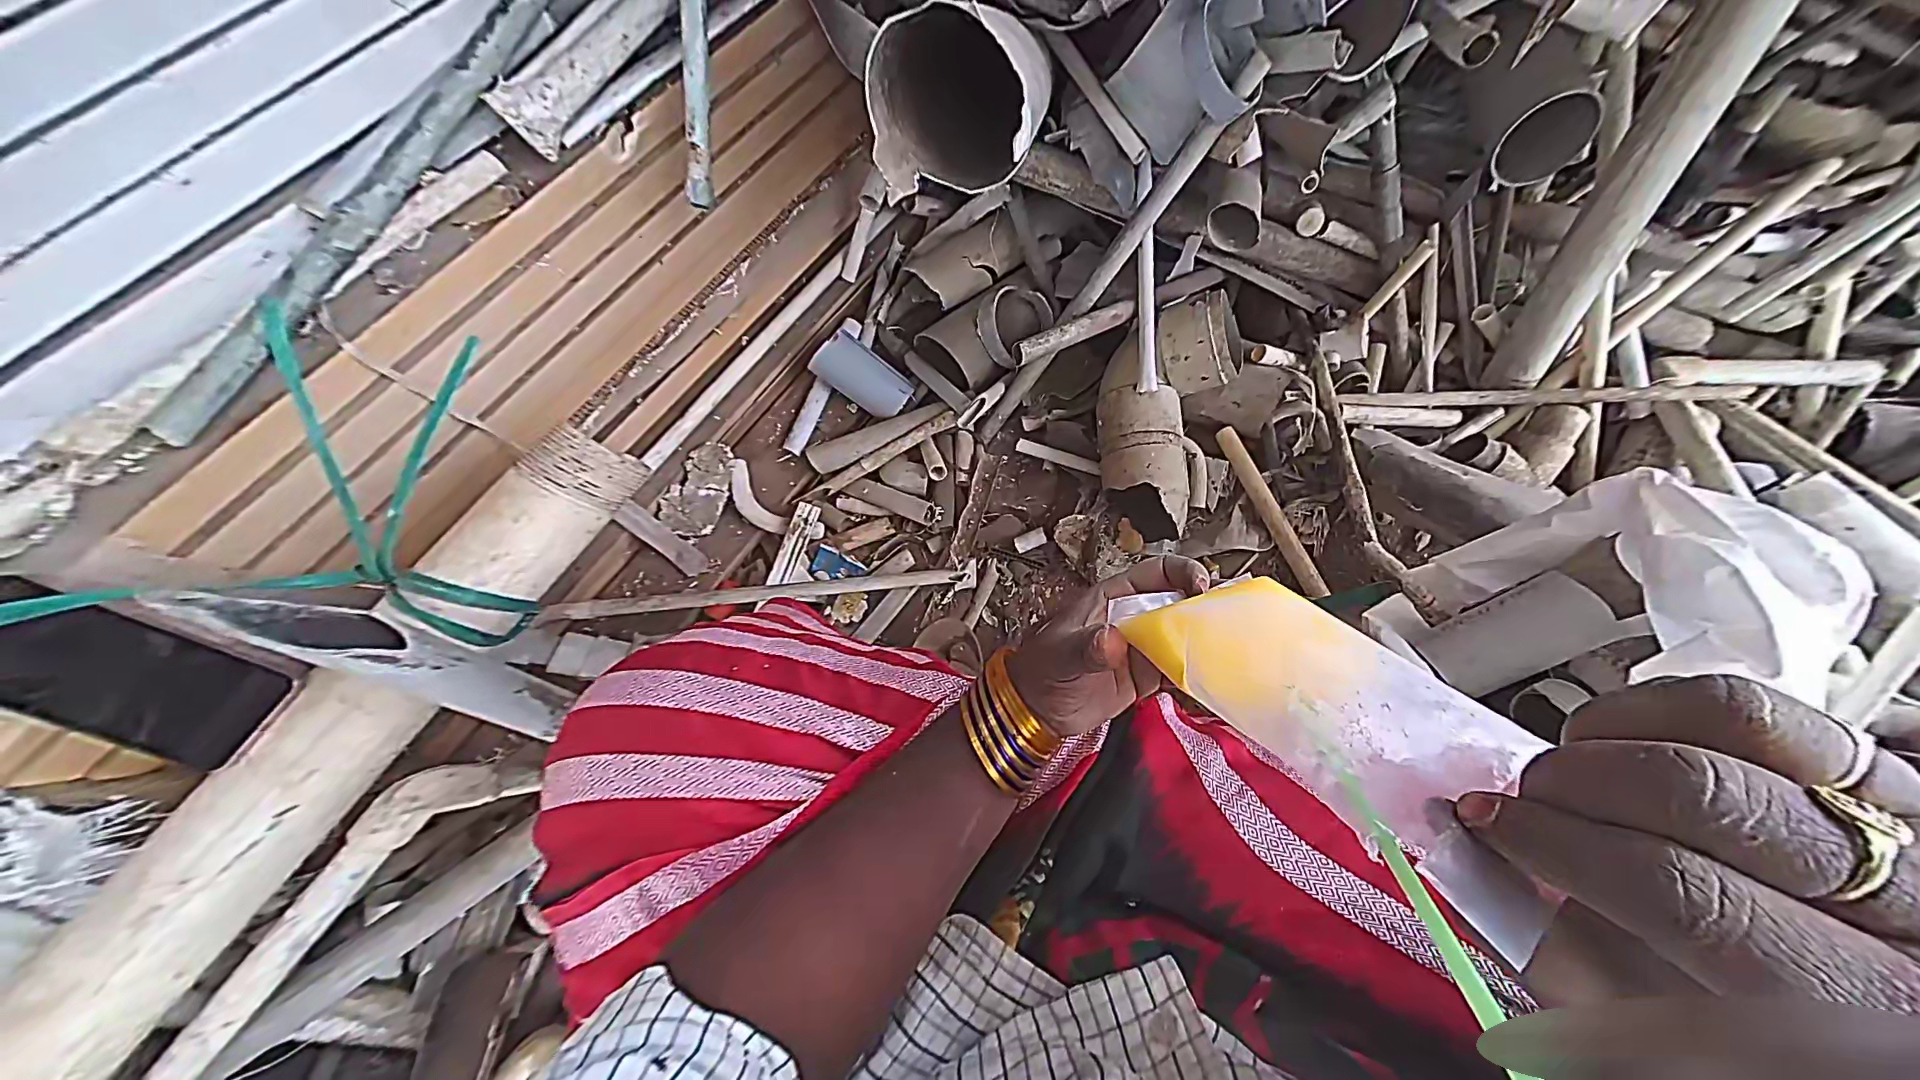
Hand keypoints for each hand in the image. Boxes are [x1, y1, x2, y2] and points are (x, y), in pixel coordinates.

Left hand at [1003, 555, 1208, 737]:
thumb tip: (1112, 640)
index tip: (1201, 585)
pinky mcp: (1148, 675)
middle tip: (1227, 618)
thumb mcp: (1061, 654)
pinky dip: (1195, 672)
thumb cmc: (1041, 669)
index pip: (1155, 572)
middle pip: (1179, 601)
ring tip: (1228, 648)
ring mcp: (1142, 647)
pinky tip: (1210, 677)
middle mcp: (1133, 618)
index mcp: (1113, 598)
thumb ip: (1087, 647)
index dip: (1182, 572)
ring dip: (1205, 640)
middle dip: (1205, 606)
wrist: (1037, 710)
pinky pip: (1179, 668)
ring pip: (1184, 635)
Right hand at [1455, 675, 1919, 1013]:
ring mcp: (1904, 820)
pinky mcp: (1882, 770)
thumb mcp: (1665, 1023)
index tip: (1485, 823)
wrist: (1863, 995)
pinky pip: (1751, 703)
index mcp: (1852, 997)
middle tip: (1524, 798)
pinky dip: (1655, 707)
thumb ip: (1565, 956)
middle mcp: (1904, 901)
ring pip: (1731, 718)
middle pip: (1696, 787)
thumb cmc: (1757, 1014)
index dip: (1554, 844)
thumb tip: (1472, 863)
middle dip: (1569, 781)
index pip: (1678, 890)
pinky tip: (1624, 742)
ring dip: (1609, 733)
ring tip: (1576, 765)